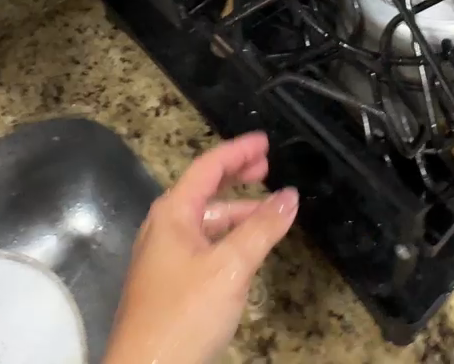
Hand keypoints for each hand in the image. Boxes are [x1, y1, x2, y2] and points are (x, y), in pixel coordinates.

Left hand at [103, 133, 298, 363]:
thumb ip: (262, 229)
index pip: (209, 166)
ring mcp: (163, 256)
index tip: (264, 141)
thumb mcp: (230, 268)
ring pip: (205, 221)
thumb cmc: (184, 313)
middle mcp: (164, 226)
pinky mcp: (167, 284)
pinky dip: (226, 238)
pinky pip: (202, 245)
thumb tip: (290, 196)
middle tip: (267, 167)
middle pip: (204, 189)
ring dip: (236, 212)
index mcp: (173, 212)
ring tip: (268, 214)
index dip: (238, 151)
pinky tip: (245, 251)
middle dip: (236, 176)